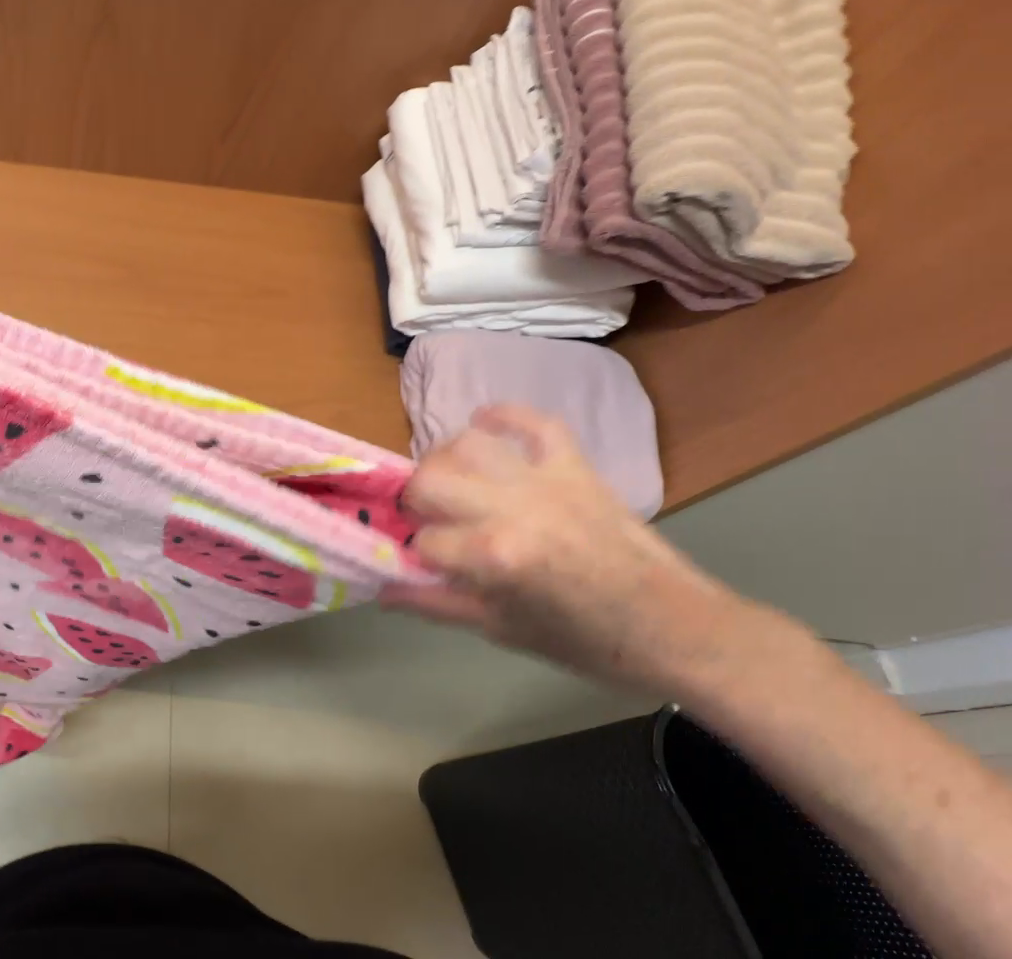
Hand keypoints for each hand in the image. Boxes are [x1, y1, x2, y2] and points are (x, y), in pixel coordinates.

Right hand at [382, 405, 758, 695]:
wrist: (676, 630)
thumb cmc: (586, 641)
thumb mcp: (501, 630)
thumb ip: (435, 604)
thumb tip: (381, 590)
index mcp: (495, 556)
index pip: (422, 540)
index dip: (415, 553)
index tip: (422, 565)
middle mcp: (513, 508)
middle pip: (429, 478)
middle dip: (415, 500)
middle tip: (426, 521)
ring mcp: (547, 482)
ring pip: (470, 445)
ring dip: (445, 460)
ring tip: (448, 482)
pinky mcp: (577, 469)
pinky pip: (537, 424)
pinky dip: (506, 416)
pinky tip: (483, 421)